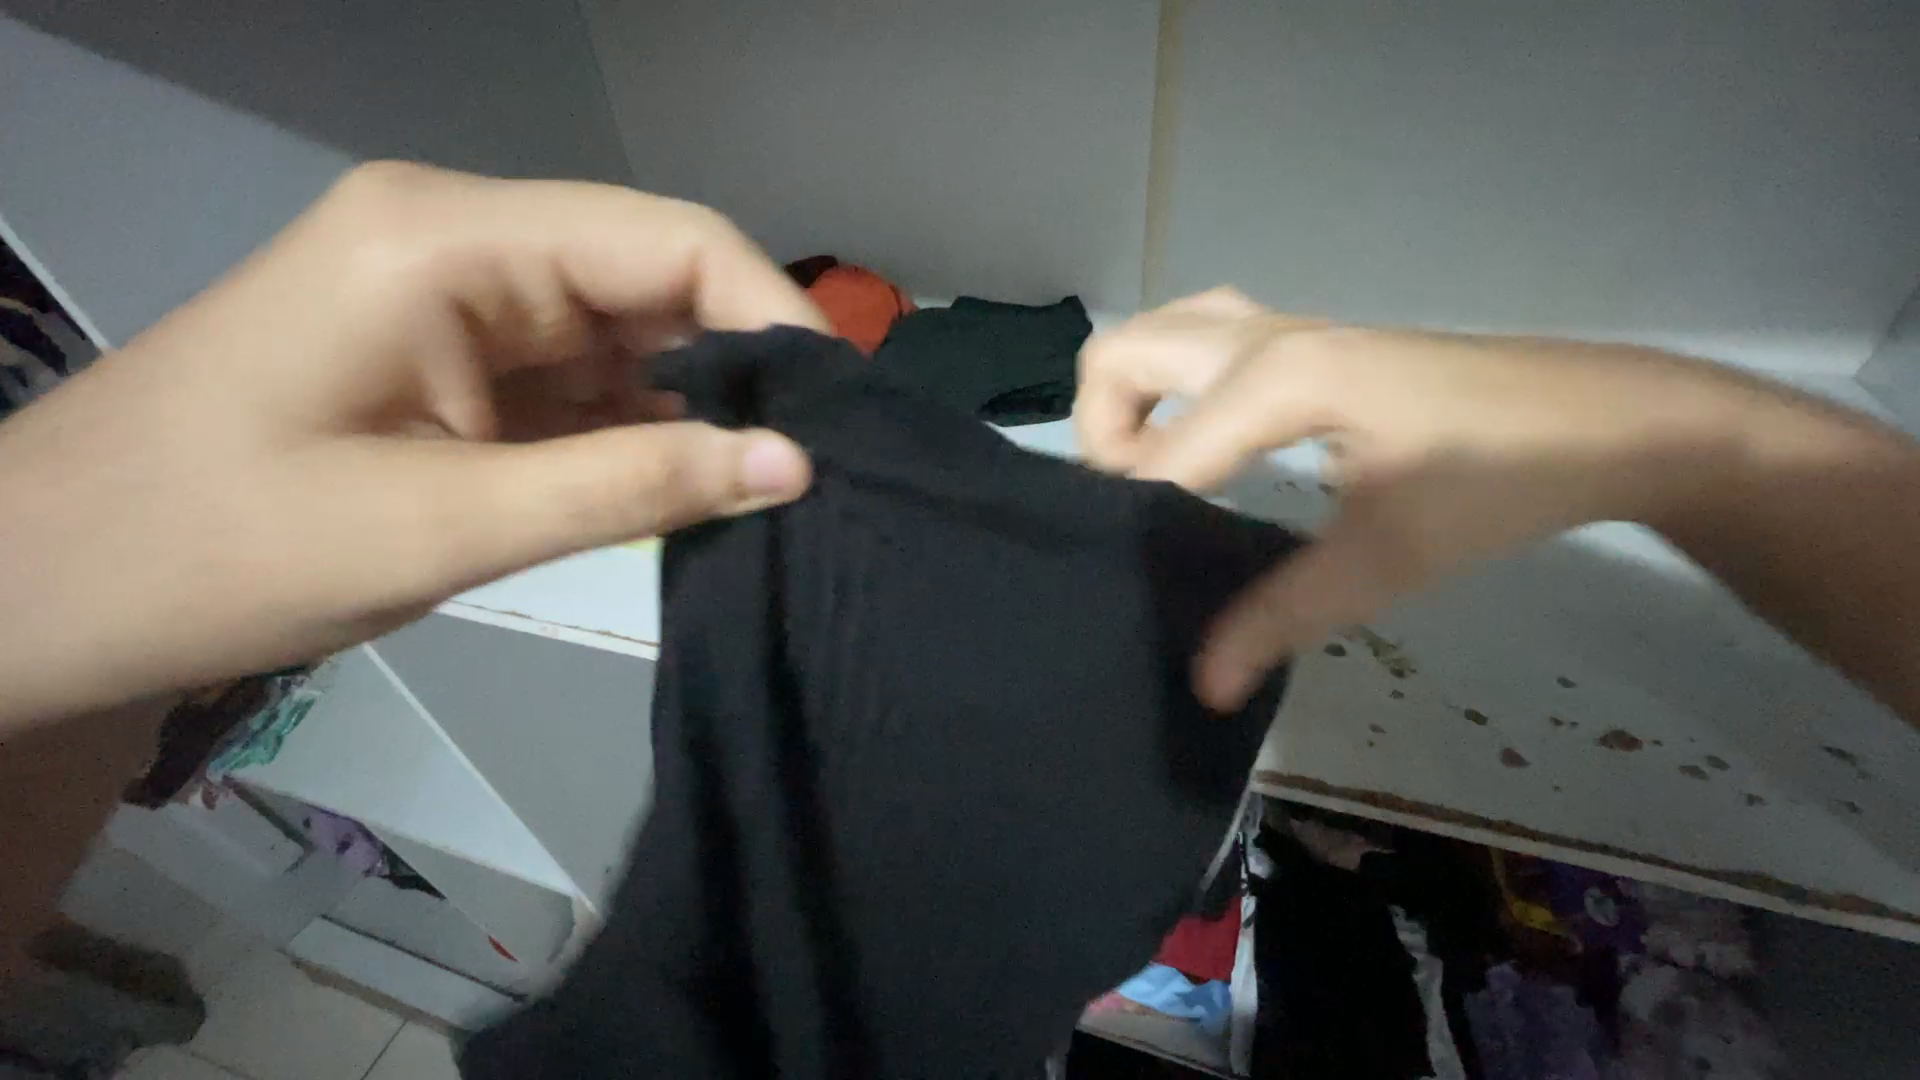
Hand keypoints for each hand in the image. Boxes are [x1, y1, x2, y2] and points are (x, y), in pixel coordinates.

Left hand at [0, 163, 822, 724]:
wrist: (50, 597)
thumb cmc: (215, 552)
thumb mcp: (445, 524)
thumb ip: (633, 489)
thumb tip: (794, 467)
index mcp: (449, 240)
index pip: (666, 240)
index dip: (770, 314)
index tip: (836, 409)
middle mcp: (478, 249)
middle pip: (665, 282)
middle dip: (750, 367)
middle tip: (823, 456)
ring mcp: (484, 309)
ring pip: (646, 341)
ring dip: (711, 410)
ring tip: (783, 480)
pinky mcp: (486, 369)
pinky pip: (609, 389)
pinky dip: (661, 439)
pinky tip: (708, 487)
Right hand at [1077, 288, 1747, 707]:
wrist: (1608, 419)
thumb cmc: (1497, 483)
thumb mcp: (1386, 560)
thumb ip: (1282, 617)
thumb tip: (1204, 685)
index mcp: (1279, 381)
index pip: (1158, 452)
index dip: (1135, 515)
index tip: (1146, 570)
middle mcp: (1262, 337)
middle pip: (1118, 356)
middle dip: (1099, 430)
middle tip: (1133, 499)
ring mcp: (1281, 326)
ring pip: (1154, 333)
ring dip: (1130, 395)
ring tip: (1154, 465)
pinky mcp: (1302, 336)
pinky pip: (1195, 338)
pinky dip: (1167, 382)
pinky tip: (1205, 438)